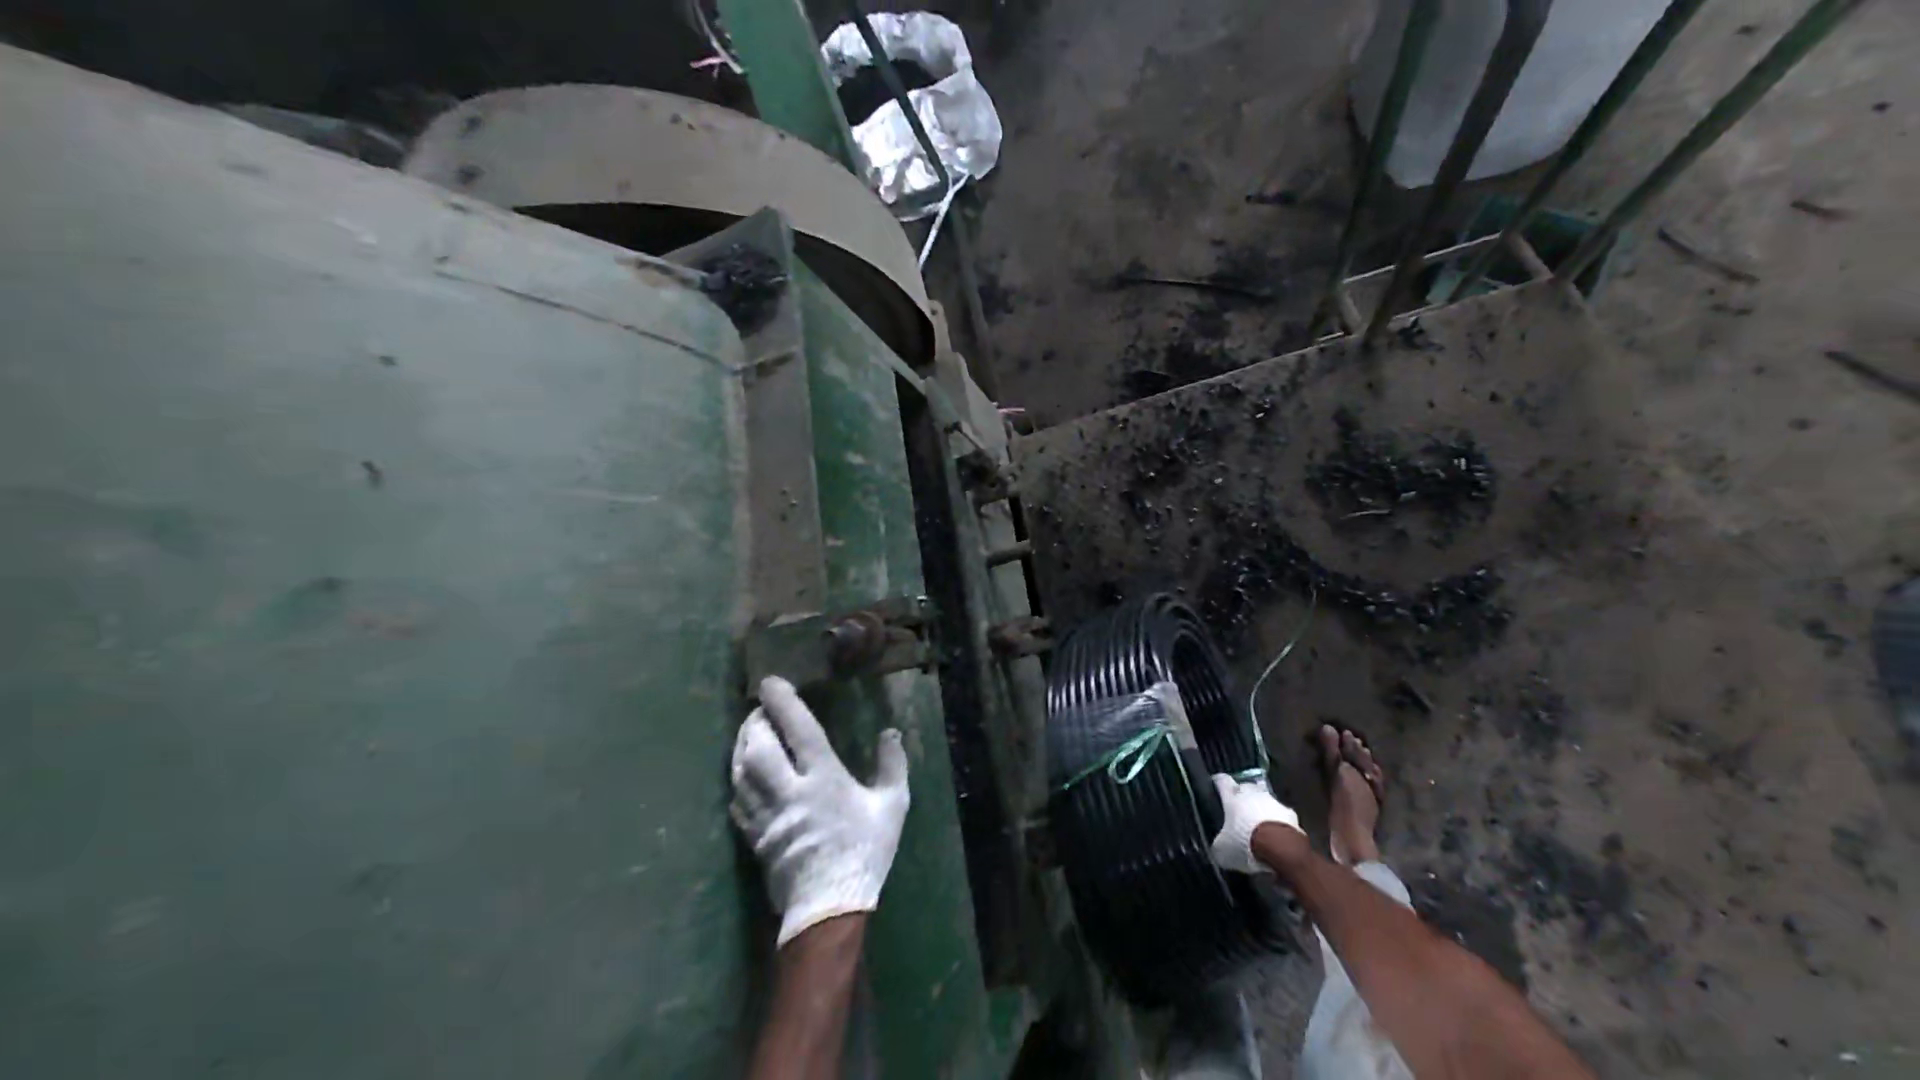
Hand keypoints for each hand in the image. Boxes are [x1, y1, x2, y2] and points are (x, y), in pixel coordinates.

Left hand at [730, 676, 909, 945]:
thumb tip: (890, 732)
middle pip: (759, 746)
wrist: (830, 907)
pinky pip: (737, 799)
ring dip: (741, 745)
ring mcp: (767, 814)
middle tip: (760, 709)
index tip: (770, 682)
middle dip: (755, 721)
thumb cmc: (865, 852)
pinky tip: (742, 772)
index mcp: (824, 778)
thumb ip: (892, 765)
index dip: (782, 701)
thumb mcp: (892, 806)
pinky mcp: (753, 835)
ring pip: (741, 770)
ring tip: (749, 732)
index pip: (798, 729)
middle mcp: (789, 790)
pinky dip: (737, 778)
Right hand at [1208, 773, 1302, 874]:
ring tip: (1260, 826)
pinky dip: (1278, 822)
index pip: (1222, 781)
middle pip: (1246, 787)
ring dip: (1262, 809)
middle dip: (1243, 796)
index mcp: (1232, 796)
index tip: (1217, 787)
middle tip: (1239, 810)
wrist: (1282, 849)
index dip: (1219, 784)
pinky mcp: (1292, 814)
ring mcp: (1274, 801)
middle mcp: (1252, 793)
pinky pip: (1281, 815)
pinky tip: (1277, 836)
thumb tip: (1219, 846)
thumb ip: (1219, 842)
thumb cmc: (1245, 843)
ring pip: (1265, 800)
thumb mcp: (1222, 849)